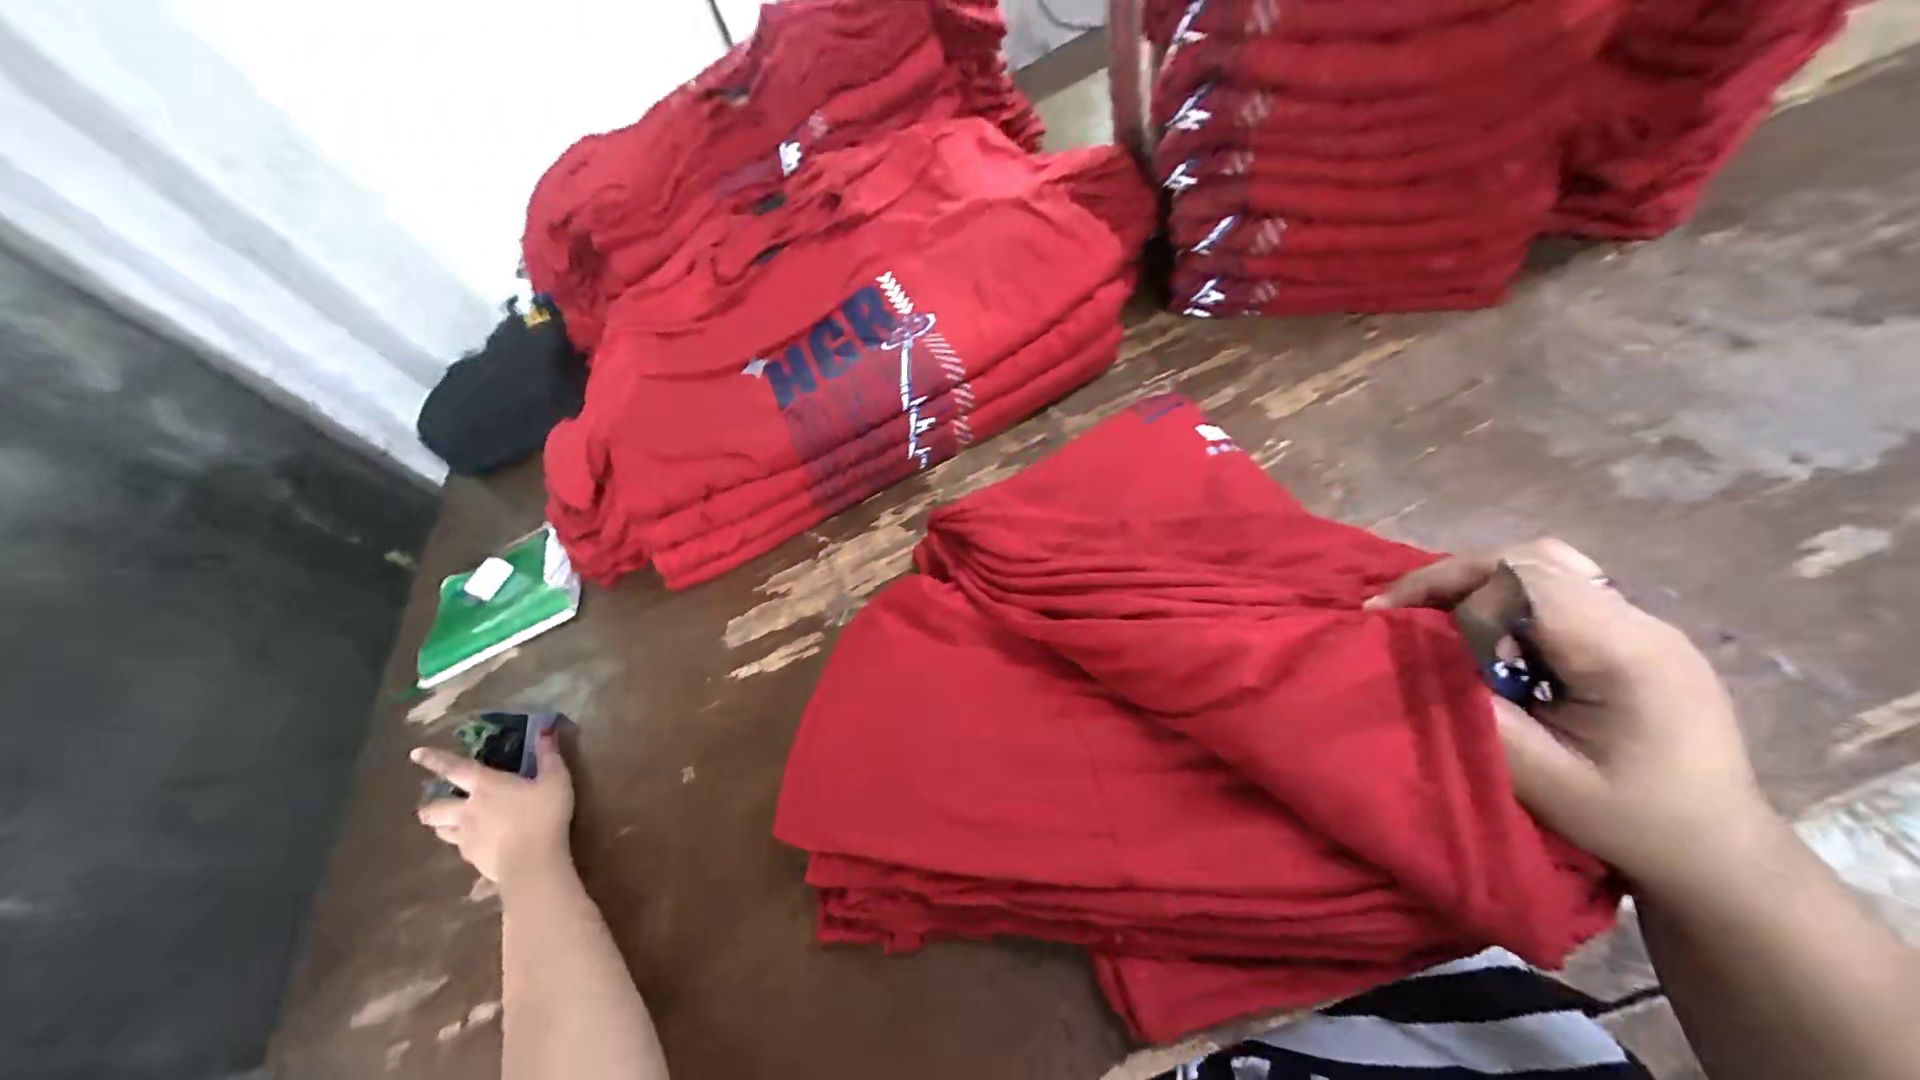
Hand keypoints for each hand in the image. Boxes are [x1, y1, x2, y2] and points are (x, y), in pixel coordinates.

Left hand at [412, 731, 574, 889]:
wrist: (531, 862)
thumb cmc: (544, 814)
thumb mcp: (556, 779)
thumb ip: (549, 755)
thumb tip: (545, 731)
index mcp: (486, 786)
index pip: (454, 768)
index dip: (434, 759)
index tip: (415, 753)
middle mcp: (468, 809)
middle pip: (433, 808)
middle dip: (430, 805)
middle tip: (438, 803)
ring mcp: (466, 836)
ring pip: (440, 829)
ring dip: (442, 824)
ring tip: (452, 823)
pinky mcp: (471, 857)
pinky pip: (458, 846)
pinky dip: (463, 842)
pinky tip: (478, 843)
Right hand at [1370, 539, 1777, 895]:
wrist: (1719, 854)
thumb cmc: (1628, 821)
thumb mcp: (1536, 775)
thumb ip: (1471, 706)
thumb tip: (1410, 653)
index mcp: (1624, 654)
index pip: (1521, 580)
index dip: (1447, 588)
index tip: (1392, 620)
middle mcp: (1639, 623)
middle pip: (1529, 560)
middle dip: (1452, 577)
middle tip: (1399, 611)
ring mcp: (1641, 624)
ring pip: (1541, 565)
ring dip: (1476, 583)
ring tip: (1434, 616)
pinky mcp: (1631, 634)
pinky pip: (1555, 588)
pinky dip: (1503, 596)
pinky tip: (1485, 633)